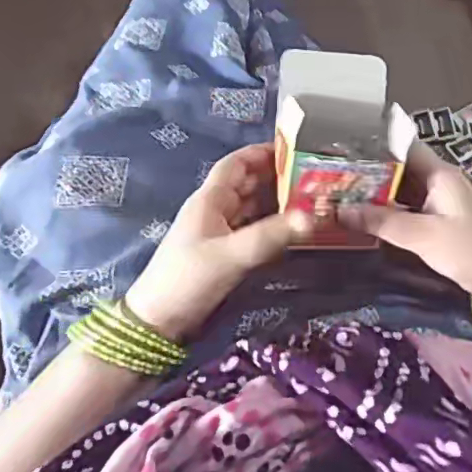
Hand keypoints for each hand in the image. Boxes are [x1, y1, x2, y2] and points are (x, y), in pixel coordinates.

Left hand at [124, 143, 310, 339]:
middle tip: (313, 178)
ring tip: (311, 201)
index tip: (292, 150)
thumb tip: (312, 217)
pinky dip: (272, 227)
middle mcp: (215, 211)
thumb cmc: (189, 279)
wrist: (158, 321)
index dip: (261, 153)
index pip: (236, 164)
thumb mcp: (232, 255)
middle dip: (277, 178)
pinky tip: (292, 231)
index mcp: (210, 200)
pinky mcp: (224, 254)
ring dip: (277, 203)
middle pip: (248, 184)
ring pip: (252, 209)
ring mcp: (219, 233)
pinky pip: (252, 231)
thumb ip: (271, 236)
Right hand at [339, 143, 471, 296]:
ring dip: (376, 191)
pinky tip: (364, 214)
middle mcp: (438, 180)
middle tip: (334, 174)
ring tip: (341, 191)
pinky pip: (406, 206)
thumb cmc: (467, 249)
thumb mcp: (422, 235)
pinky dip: (387, 208)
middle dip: (369, 170)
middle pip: (399, 167)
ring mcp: (438, 200)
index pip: (403, 146)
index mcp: (439, 173)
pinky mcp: (437, 218)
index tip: (345, 147)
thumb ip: (382, 222)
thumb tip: (341, 211)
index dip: (375, 144)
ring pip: (401, 188)